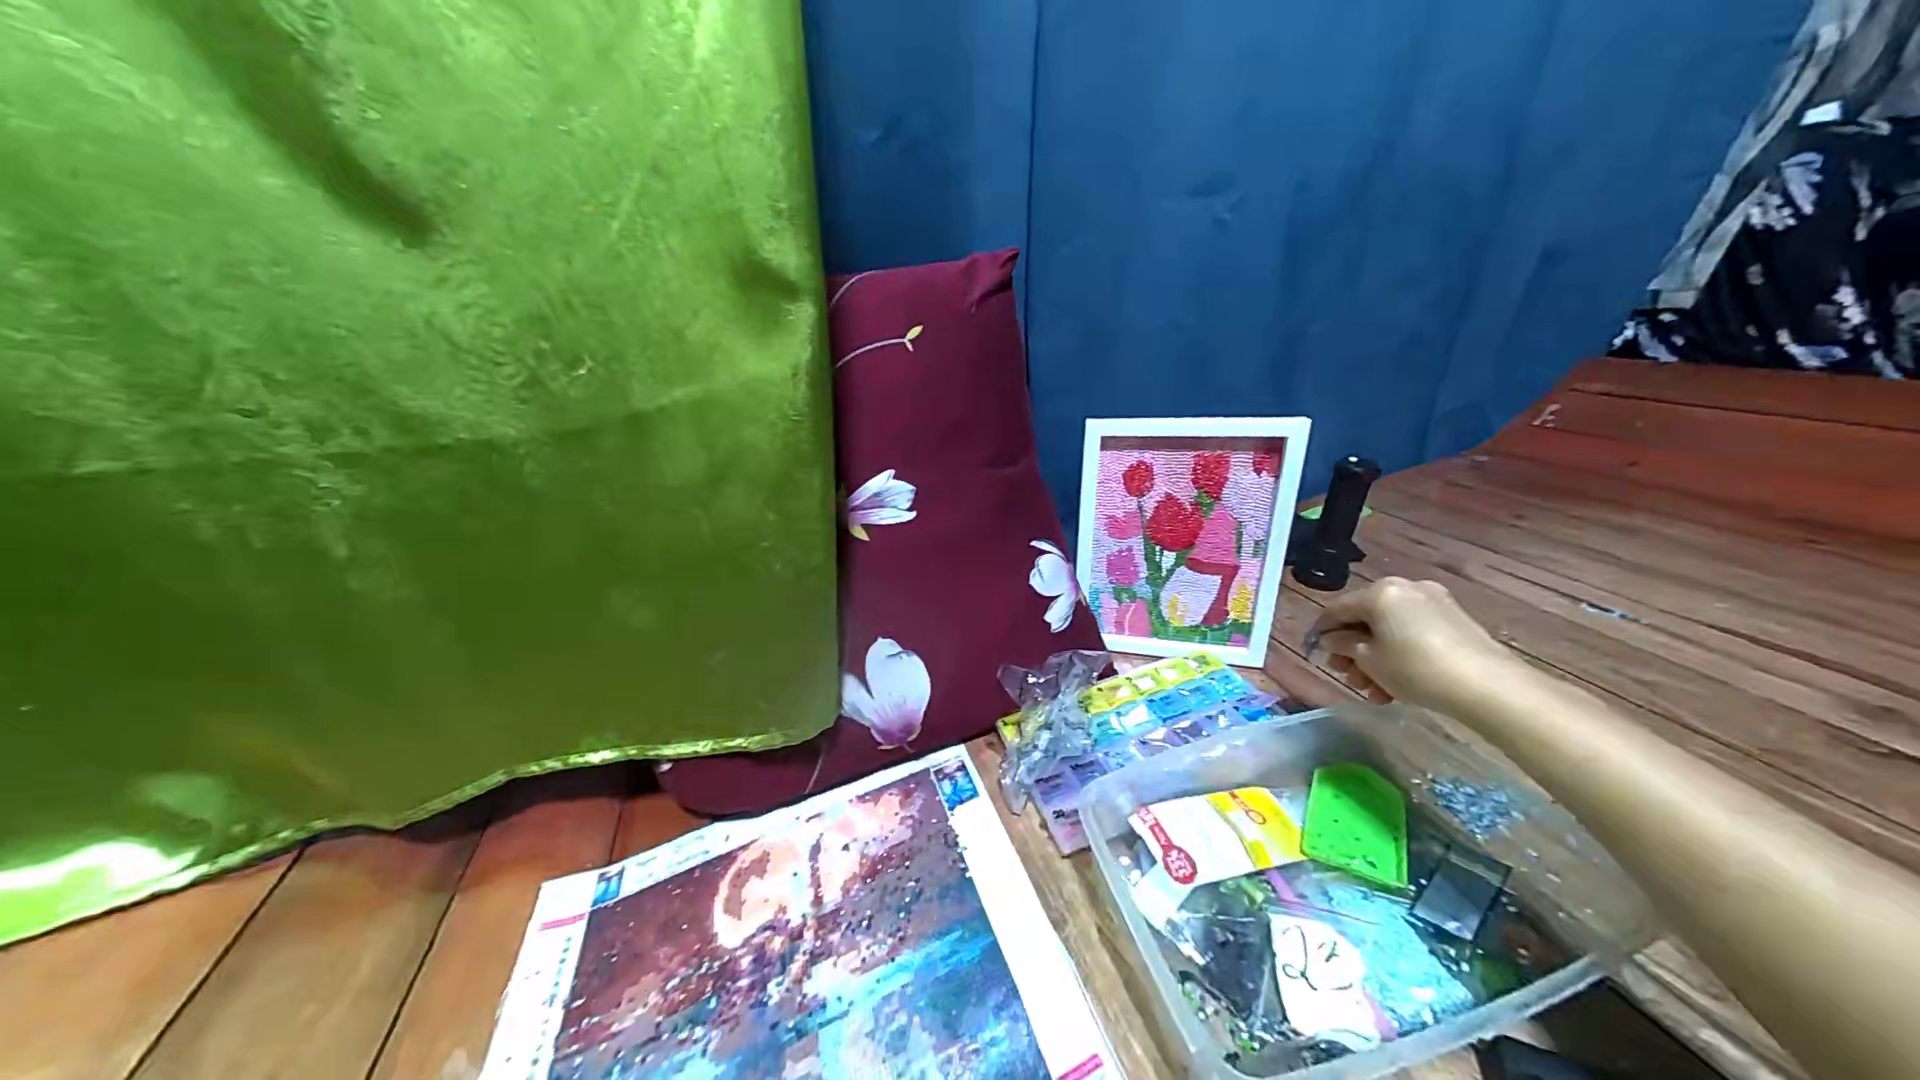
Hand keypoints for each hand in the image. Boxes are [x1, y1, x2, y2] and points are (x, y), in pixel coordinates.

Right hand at [1307, 577, 1520, 710]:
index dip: (1322, 632)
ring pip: (1390, 628)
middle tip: (1349, 676)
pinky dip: (1399, 653)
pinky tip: (1397, 683)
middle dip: (1353, 649)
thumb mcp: (1369, 660)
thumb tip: (1333, 640)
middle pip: (1365, 618)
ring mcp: (1434, 602)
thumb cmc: (1416, 668)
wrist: (1488, 687)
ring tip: (1375, 690)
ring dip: (1375, 657)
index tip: (1316, 654)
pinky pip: (1413, 632)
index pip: (1336, 609)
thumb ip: (1343, 645)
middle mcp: (1406, 588)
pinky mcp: (1455, 620)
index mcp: (1380, 592)